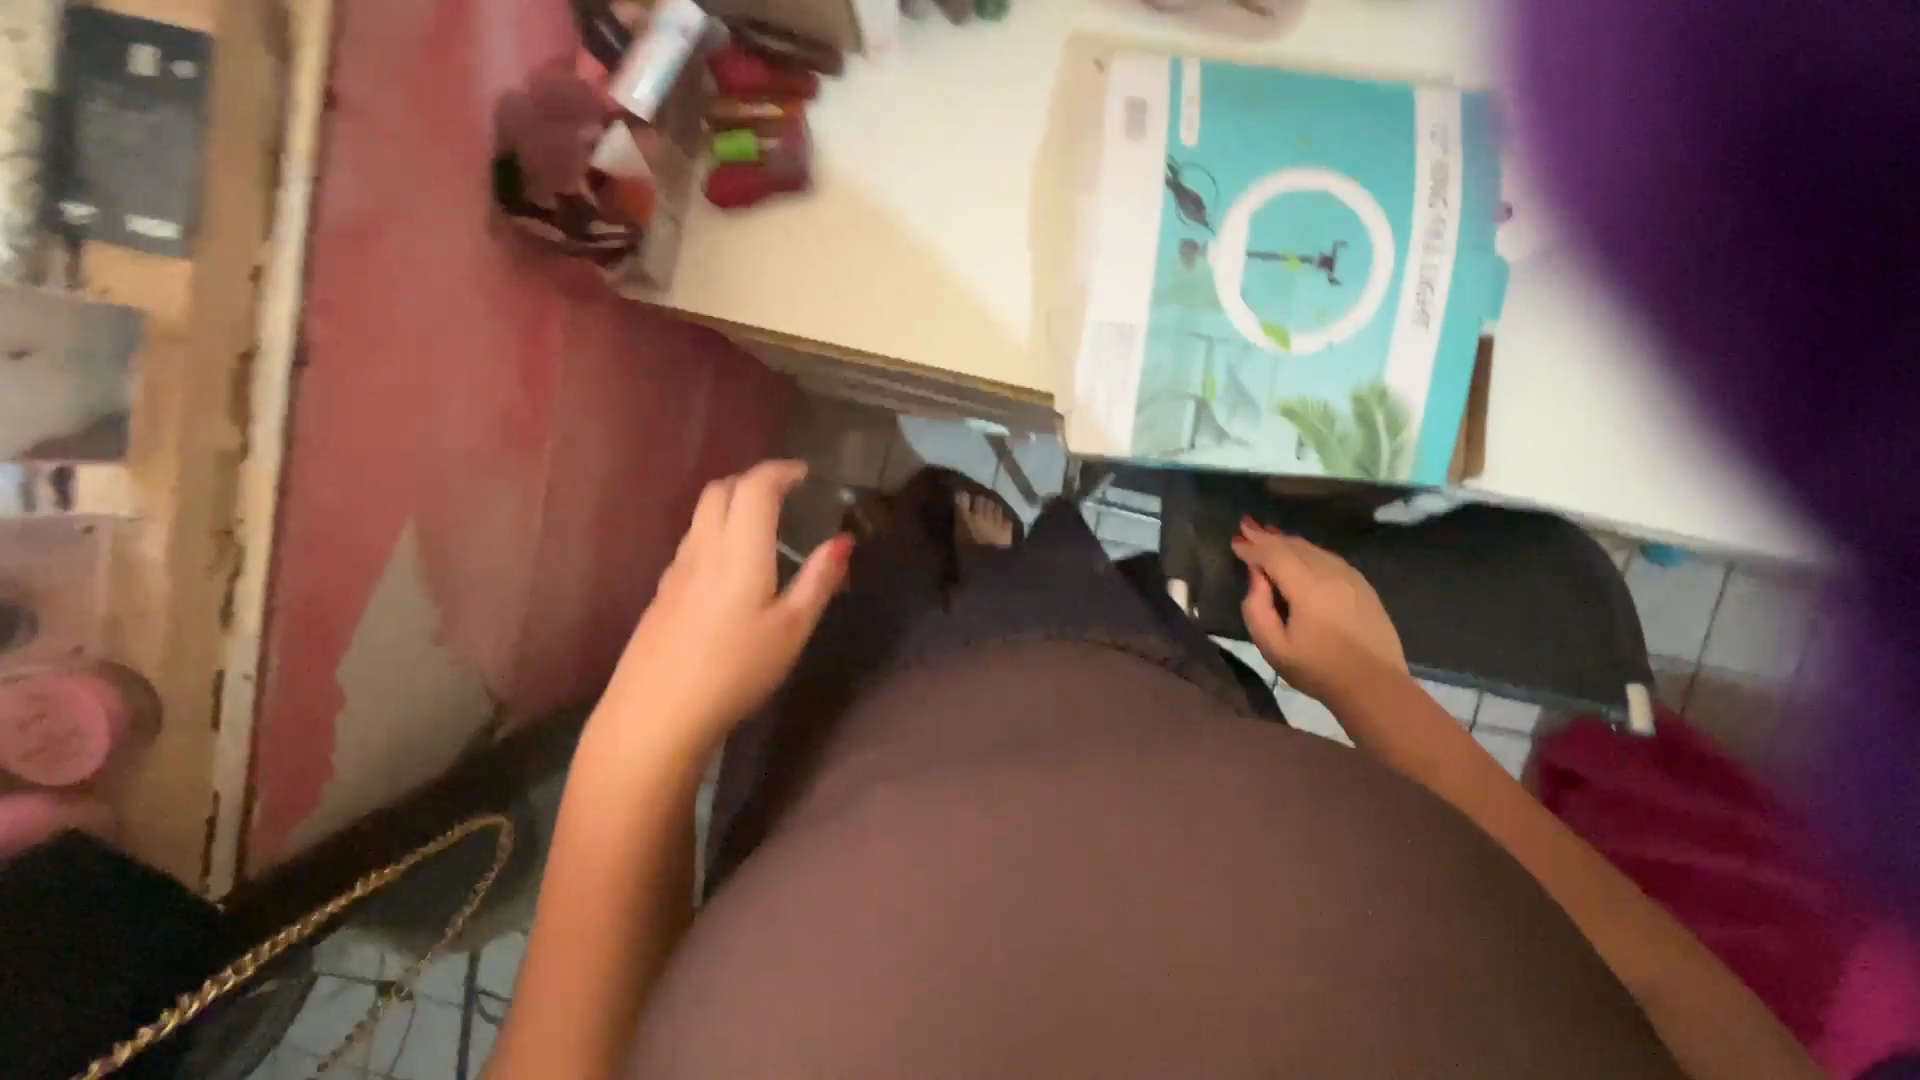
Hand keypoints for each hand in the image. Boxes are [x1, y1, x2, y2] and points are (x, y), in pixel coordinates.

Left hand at [599, 460, 850, 751]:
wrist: (657, 712)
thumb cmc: (736, 670)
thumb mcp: (791, 630)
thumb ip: (818, 580)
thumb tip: (843, 540)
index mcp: (740, 549)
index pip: (755, 486)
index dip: (781, 471)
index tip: (804, 475)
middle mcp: (703, 547)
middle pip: (720, 490)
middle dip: (753, 481)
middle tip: (784, 496)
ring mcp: (676, 569)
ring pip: (701, 515)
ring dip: (731, 505)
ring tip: (761, 529)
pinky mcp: (663, 592)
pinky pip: (692, 543)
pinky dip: (715, 533)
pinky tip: (730, 569)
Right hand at [1231, 520, 1407, 703]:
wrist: (1374, 686)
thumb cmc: (1318, 670)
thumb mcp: (1274, 647)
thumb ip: (1256, 609)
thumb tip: (1257, 578)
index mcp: (1307, 588)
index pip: (1274, 555)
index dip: (1253, 546)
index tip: (1235, 540)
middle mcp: (1330, 574)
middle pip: (1294, 546)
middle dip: (1267, 536)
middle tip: (1246, 525)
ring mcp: (1351, 578)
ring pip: (1314, 550)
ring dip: (1289, 541)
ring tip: (1269, 535)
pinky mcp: (1363, 586)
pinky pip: (1330, 558)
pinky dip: (1310, 551)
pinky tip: (1302, 553)